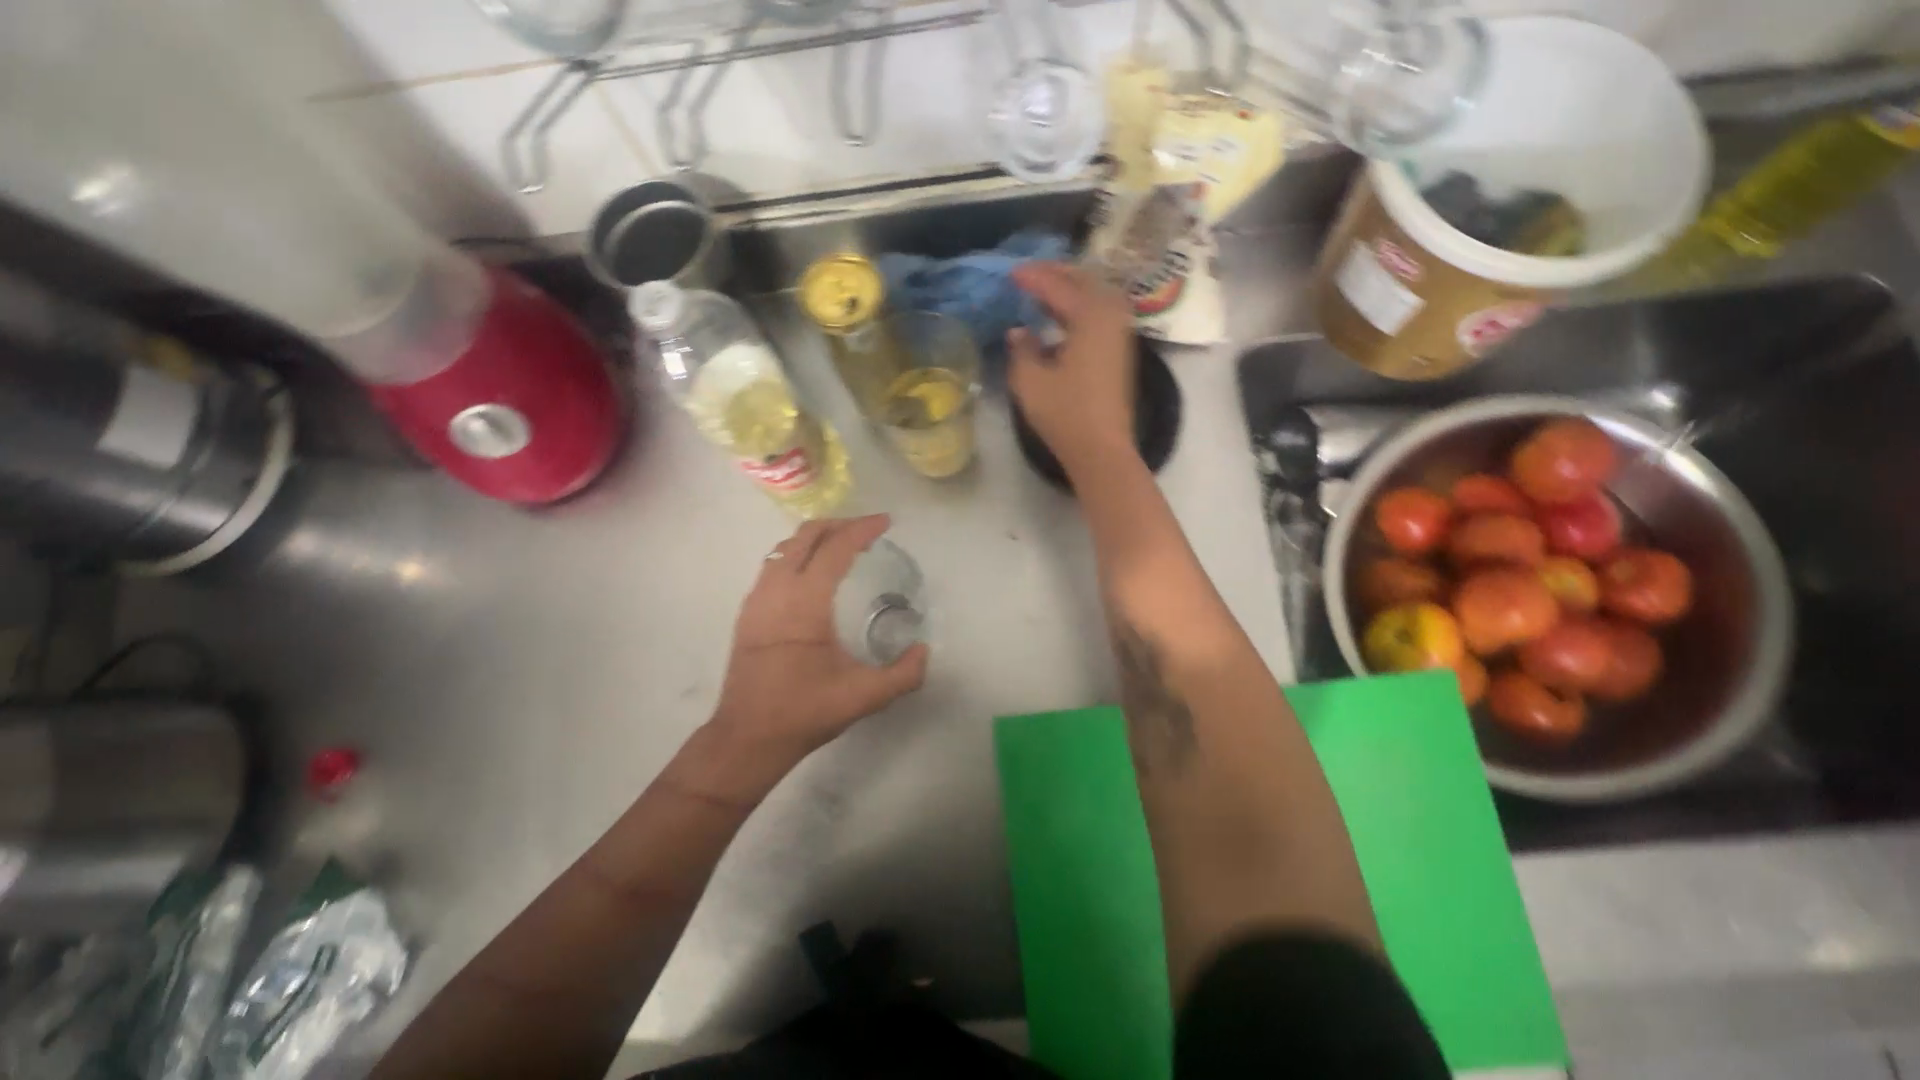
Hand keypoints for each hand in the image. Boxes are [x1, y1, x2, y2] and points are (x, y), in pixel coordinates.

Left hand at [711, 516, 929, 763]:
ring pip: (784, 548)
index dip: (862, 529)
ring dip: (814, 539)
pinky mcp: (748, 614)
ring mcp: (757, 600)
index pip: (835, 548)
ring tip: (842, 548)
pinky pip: (773, 567)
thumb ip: (903, 674)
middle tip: (866, 531)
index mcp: (804, 602)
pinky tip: (812, 578)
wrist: (746, 737)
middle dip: (838, 525)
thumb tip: (923, 651)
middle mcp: (776, 590)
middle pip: (805, 536)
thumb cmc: (804, 711)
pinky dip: (796, 557)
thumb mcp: (864, 696)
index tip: (885, 522)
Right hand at [1008, 261, 1138, 475]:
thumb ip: (1023, 349)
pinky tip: (1065, 315)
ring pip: (1098, 295)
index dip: (1033, 277)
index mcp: (1089, 316)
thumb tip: (1020, 330)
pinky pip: (1103, 311)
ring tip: (1047, 290)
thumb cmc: (1065, 413)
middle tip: (1030, 274)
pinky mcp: (1121, 350)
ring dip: (1073, 287)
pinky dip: (1083, 304)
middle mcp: (1110, 316)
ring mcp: (1121, 333)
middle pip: (1085, 281)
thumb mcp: (1031, 380)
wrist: (1102, 448)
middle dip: (1057, 274)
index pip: (1058, 286)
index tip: (1011, 273)